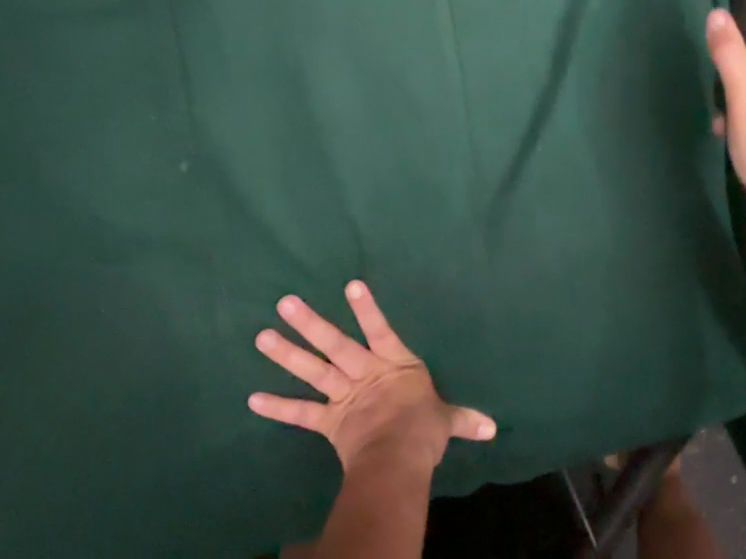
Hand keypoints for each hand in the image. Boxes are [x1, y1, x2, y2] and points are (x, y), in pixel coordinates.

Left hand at [248, 281, 495, 470]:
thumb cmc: (424, 431)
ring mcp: (343, 395)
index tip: (351, 284)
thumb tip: (493, 427)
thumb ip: (464, 418)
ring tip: (262, 336)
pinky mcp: (328, 421)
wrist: (398, 460)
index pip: (380, 329)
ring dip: (287, 353)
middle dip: (310, 323)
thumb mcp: (447, 420)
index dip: (367, 308)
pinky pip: (300, 413)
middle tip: (285, 302)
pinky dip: (277, 406)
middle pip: (335, 344)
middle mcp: (365, 373)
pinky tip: (252, 398)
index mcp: (395, 364)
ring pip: (313, 370)